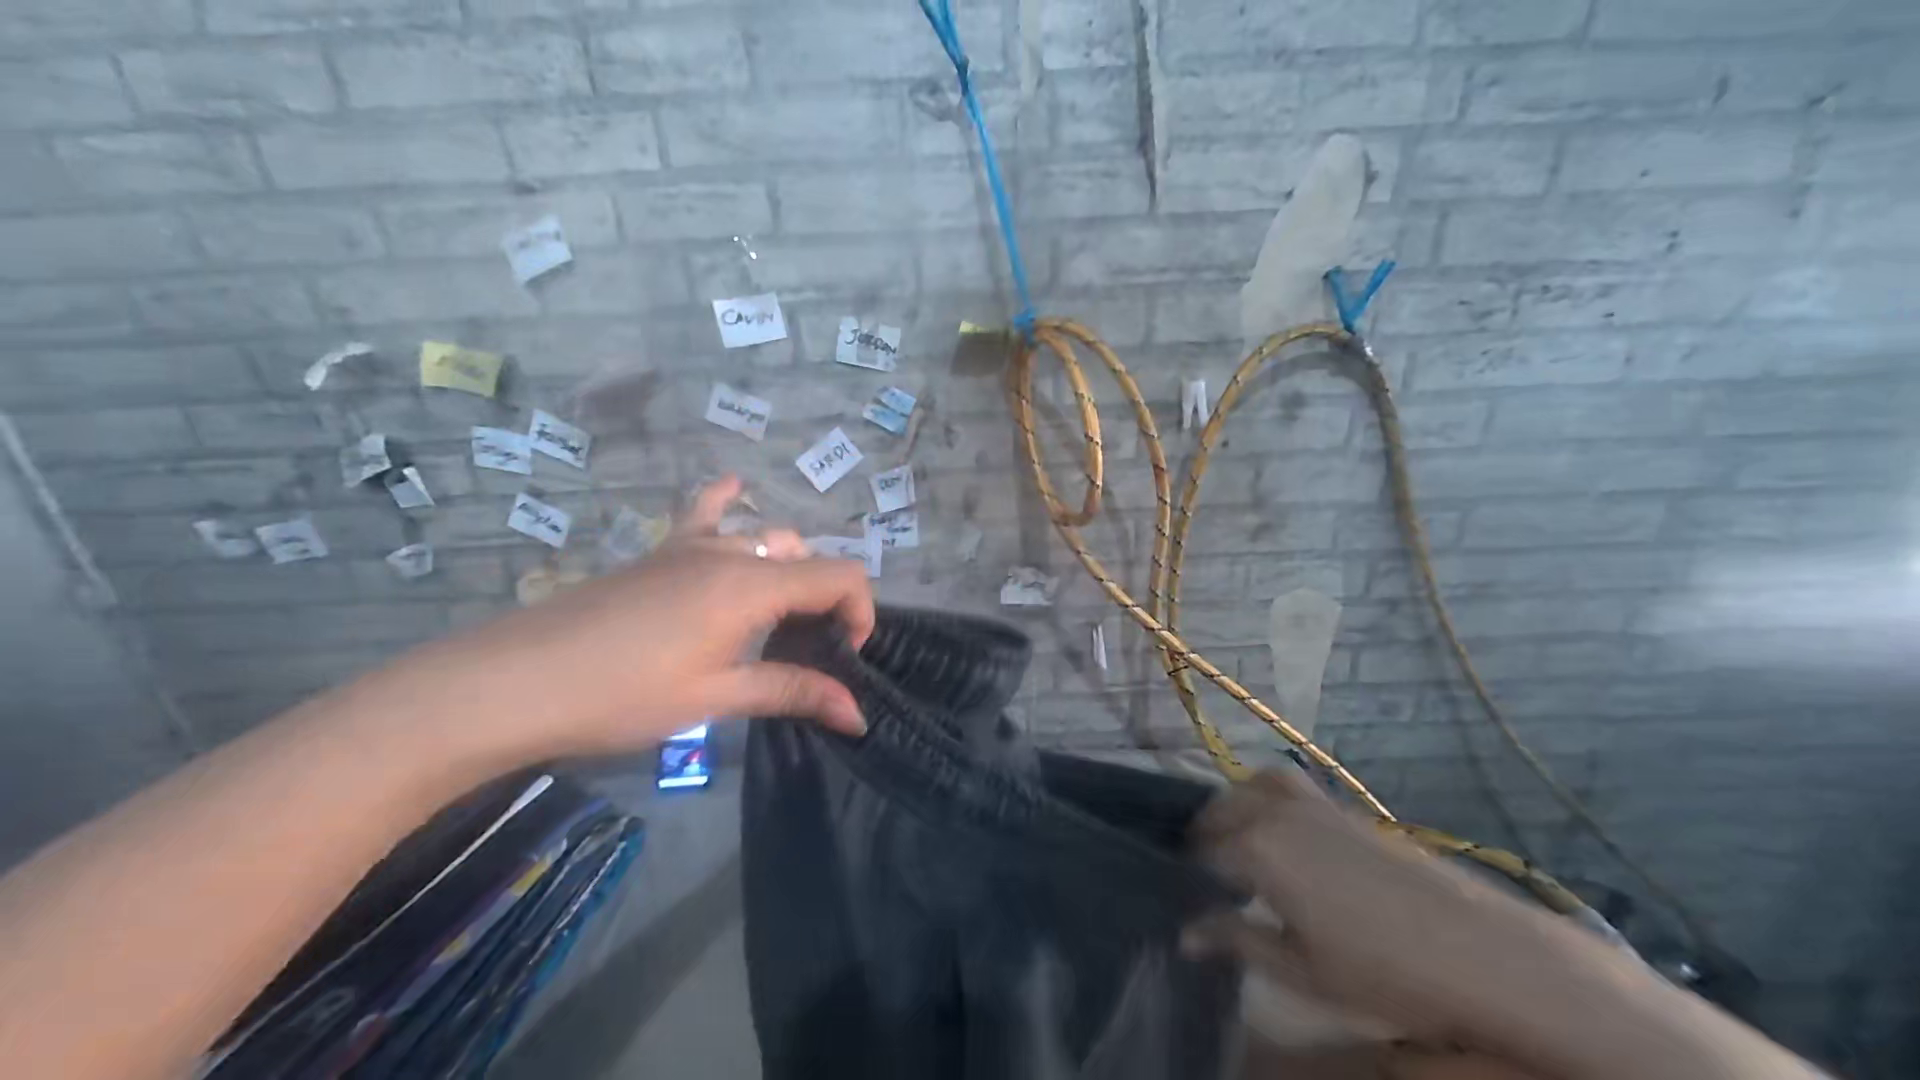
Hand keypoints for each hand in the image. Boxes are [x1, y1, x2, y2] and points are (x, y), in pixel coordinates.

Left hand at [400, 475, 872, 762]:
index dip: (861, 613)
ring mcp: (691, 545)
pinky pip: (706, 514)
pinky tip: (736, 488)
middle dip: (828, 601)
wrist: (512, 682)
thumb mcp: (715, 699)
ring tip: (779, 619)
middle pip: (809, 559)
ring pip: (768, 539)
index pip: (840, 576)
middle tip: (810, 653)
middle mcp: (731, 553)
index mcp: (751, 586)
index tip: (847, 658)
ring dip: (791, 572)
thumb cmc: (621, 696)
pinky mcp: (661, 552)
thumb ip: (792, 693)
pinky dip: (728, 503)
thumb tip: (857, 715)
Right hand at [1187, 769, 1658, 1077]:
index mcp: (1257, 849)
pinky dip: (1264, 793)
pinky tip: (1279, 828)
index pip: (1203, 852)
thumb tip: (1184, 935)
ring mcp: (1312, 803)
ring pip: (1251, 786)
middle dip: (1204, 835)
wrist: (1482, 950)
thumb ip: (1235, 941)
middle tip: (1203, 873)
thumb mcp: (1300, 969)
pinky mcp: (1341, 806)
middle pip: (1221, 810)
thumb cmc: (1383, 969)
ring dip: (1233, 805)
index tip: (1184, 896)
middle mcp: (1276, 813)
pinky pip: (1284, 783)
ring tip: (1233, 837)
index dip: (1188, 874)